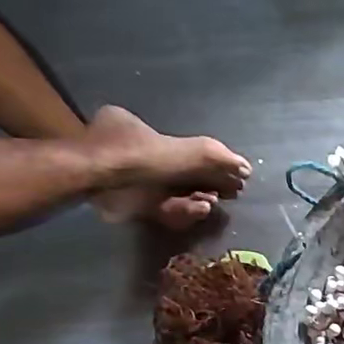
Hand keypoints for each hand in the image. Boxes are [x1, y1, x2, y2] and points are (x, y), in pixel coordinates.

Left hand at [81, 106, 251, 230]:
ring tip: (209, 204)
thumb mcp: (184, 150)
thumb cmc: (140, 155)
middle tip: (229, 194)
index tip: (230, 177)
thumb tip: (245, 167)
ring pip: (175, 195)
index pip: (182, 149)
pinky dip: (182, 212)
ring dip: (197, 201)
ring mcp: (134, 183)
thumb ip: (215, 157)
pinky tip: (198, 210)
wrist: (99, 180)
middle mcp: (138, 156)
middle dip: (207, 185)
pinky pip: (163, 211)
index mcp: (142, 131)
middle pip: (183, 175)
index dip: (210, 164)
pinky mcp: (133, 207)